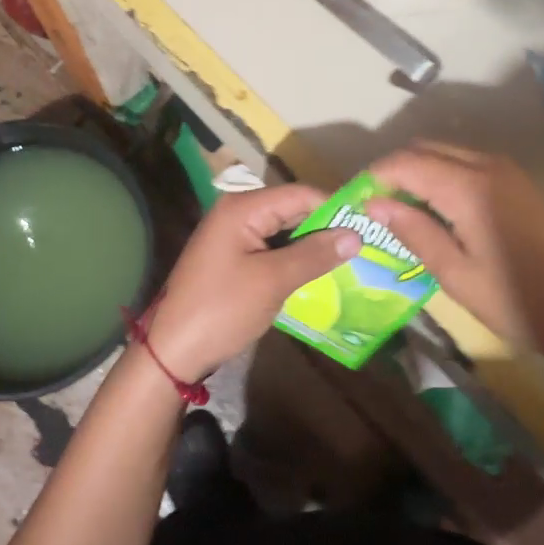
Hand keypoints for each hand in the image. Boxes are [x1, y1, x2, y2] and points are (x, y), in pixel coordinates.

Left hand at [146, 185, 359, 381]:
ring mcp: (233, 236)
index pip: (299, 194)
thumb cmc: (222, 309)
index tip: (370, 224)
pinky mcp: (233, 259)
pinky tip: (321, 274)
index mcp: (242, 208)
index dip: (335, 206)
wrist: (173, 350)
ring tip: (352, 259)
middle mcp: (237, 212)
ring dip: (313, 244)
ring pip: (284, 231)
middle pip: (292, 209)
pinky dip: (295, 259)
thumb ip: (314, 254)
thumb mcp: (272, 281)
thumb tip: (355, 234)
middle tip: (367, 244)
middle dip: (326, 226)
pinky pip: (272, 249)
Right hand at [363, 141, 543, 351]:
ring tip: (401, 211)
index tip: (354, 202)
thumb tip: (374, 203)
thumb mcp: (456, 274)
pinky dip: (442, 177)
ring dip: (418, 172)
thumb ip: (414, 231)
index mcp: (469, 186)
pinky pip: (466, 165)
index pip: (406, 162)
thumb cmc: (517, 301)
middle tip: (374, 208)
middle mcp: (487, 166)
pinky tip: (437, 212)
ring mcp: (506, 172)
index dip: (374, 177)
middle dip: (394, 171)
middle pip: (425, 149)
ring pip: (446, 153)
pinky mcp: (518, 184)